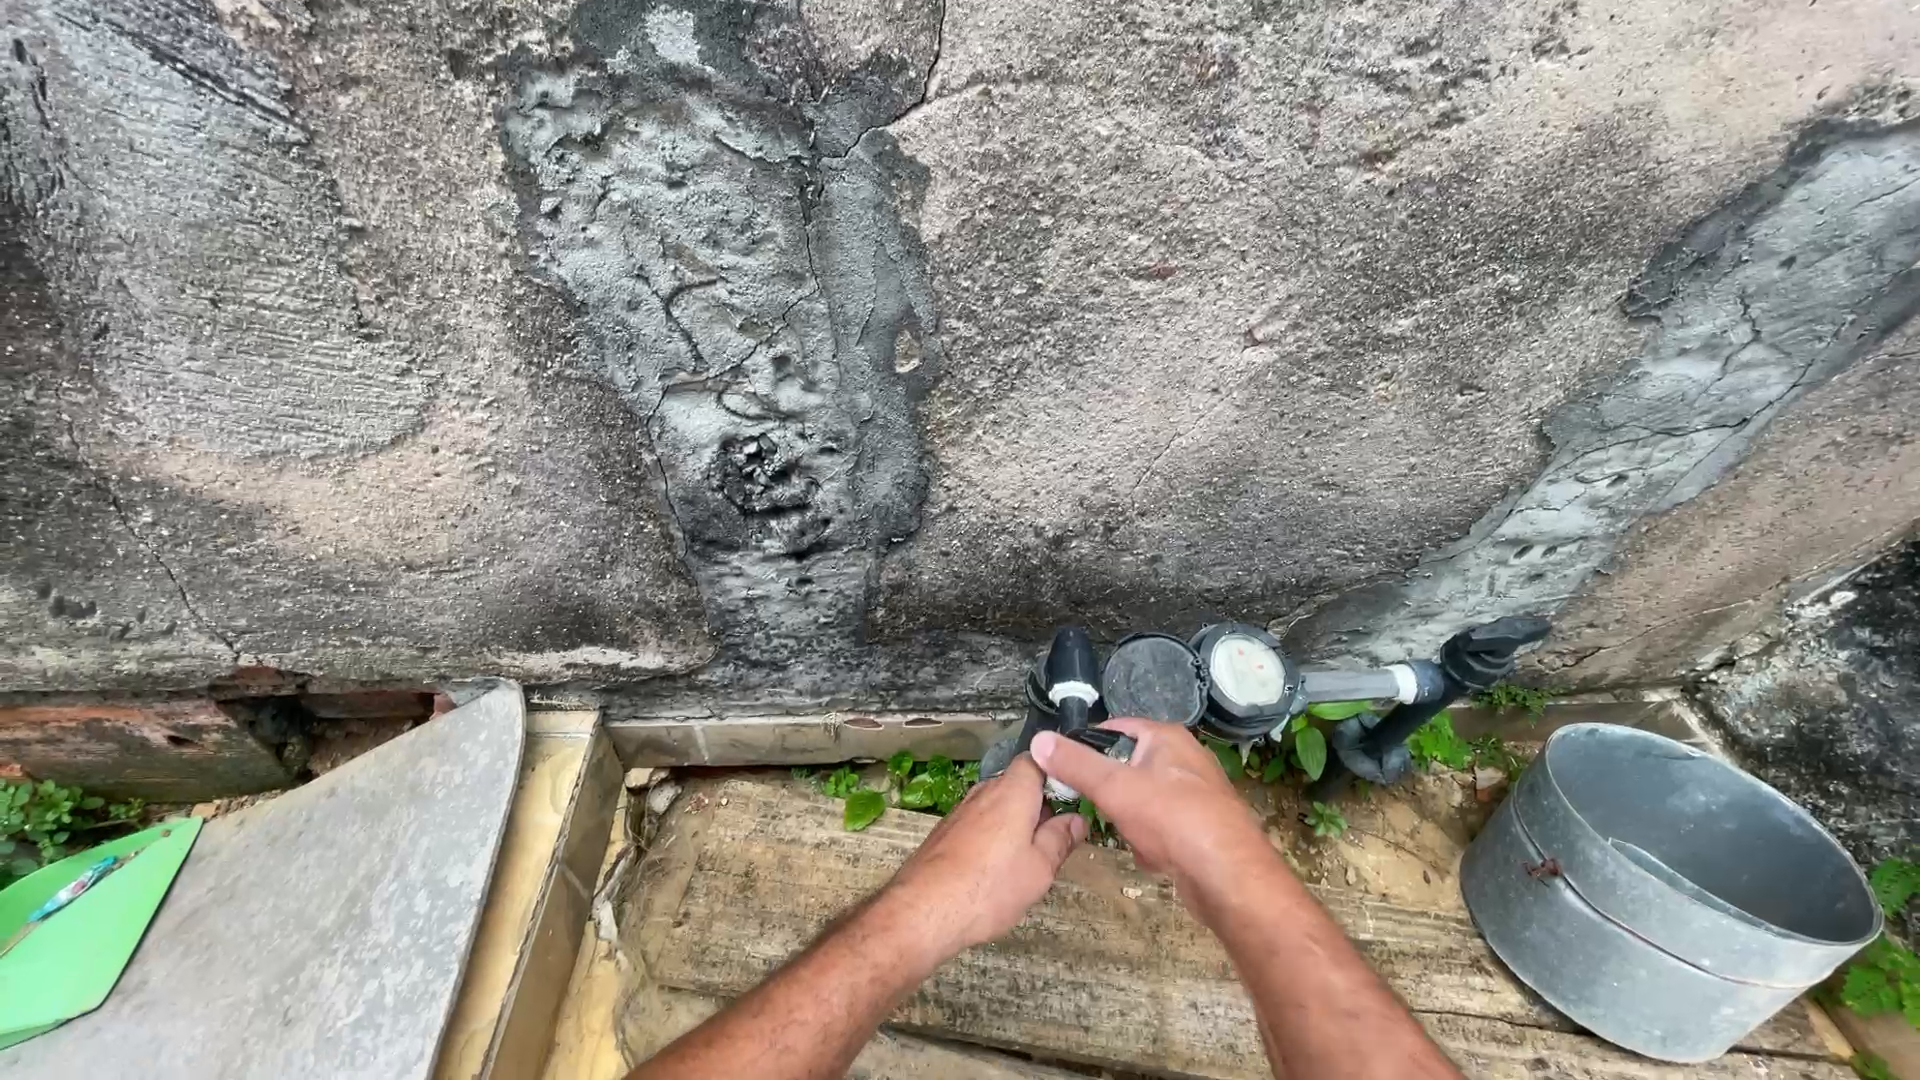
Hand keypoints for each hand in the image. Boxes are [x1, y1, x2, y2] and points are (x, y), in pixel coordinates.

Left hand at [878, 753, 1085, 961]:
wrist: (923, 910)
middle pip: (1017, 784)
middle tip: (1054, 839)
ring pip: (998, 806)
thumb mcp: (1039, 869)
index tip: (1071, 798)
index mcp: (1012, 791)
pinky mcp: (946, 831)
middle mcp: (984, 792)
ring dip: (1015, 824)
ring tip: (1026, 861)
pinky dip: (992, 838)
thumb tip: (1076, 821)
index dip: (1056, 773)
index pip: (1036, 759)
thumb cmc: (988, 888)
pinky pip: (979, 823)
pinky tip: (995, 871)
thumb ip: (1060, 839)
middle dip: (1038, 806)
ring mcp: (962, 811)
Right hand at [1031, 719, 1276, 911]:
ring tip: (1134, 836)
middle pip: (1126, 767)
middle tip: (1102, 808)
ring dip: (1130, 821)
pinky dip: (1152, 841)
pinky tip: (1154, 856)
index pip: (1113, 729)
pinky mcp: (1201, 827)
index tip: (1064, 770)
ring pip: (1141, 800)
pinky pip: (1160, 827)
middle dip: (1111, 794)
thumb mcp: (1114, 787)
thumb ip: (1075, 764)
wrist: (1230, 878)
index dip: (1086, 748)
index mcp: (1166, 737)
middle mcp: (1184, 758)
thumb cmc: (1174, 820)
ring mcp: (1195, 794)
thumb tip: (1039, 740)